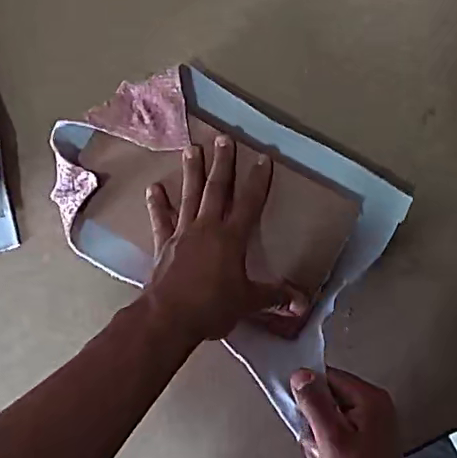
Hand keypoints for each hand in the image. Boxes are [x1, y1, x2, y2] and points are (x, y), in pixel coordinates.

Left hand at [143, 136, 306, 342]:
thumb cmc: (211, 307)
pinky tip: (153, 188)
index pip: (250, 203)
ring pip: (190, 196)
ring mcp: (183, 234)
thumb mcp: (249, 302)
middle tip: (223, 139)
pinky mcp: (164, 246)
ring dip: (192, 172)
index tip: (263, 158)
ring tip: (191, 148)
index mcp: (232, 238)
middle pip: (217, 190)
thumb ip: (275, 297)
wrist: (167, 318)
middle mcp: (207, 228)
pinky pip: (162, 220)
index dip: (258, 180)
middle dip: (223, 164)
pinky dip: (158, 205)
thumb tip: (303, 304)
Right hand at [293, 367, 431, 457]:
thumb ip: (315, 405)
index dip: (309, 393)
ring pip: (325, 421)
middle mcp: (373, 406)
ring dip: (318, 441)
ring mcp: (368, 424)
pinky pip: (332, 438)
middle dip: (314, 423)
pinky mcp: (362, 441)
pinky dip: (325, 452)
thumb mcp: (332, 442)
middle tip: (321, 446)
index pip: (328, 376)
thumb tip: (301, 375)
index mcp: (370, 399)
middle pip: (326, 398)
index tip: (301, 413)